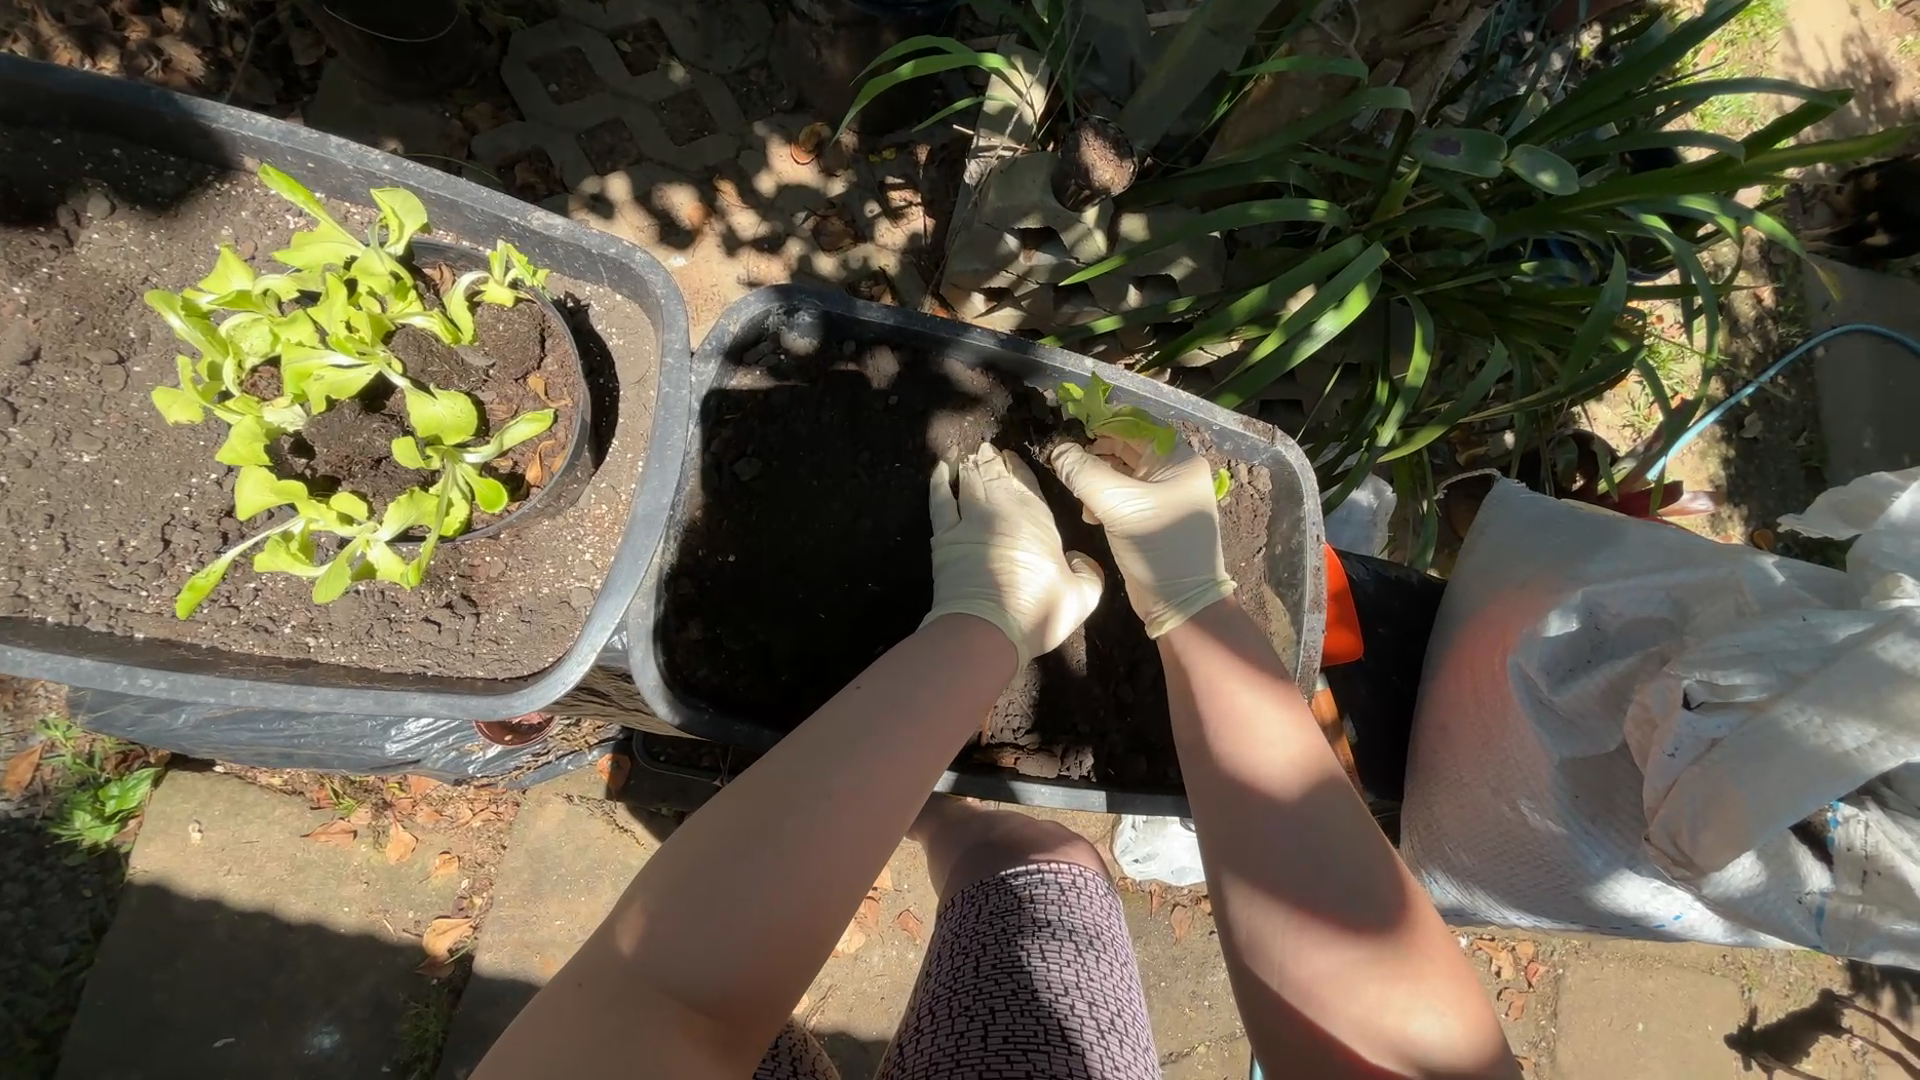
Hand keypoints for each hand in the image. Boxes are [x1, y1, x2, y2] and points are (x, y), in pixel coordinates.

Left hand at [924, 442, 1103, 668]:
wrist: (986, 629)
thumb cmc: (1038, 612)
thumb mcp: (1082, 597)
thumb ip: (1089, 573)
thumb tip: (1081, 560)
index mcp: (1038, 520)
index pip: (1027, 483)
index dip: (1018, 468)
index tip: (1012, 457)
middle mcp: (1004, 511)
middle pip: (996, 477)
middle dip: (992, 461)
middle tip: (987, 448)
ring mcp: (971, 520)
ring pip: (970, 482)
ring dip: (970, 466)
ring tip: (970, 454)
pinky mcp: (945, 537)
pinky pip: (940, 500)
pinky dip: (939, 482)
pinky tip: (940, 469)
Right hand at [1048, 435, 1234, 637]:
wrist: (1180, 602)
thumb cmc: (1158, 547)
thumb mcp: (1117, 505)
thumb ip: (1084, 474)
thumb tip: (1058, 450)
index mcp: (1177, 458)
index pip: (1136, 424)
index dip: (1102, 421)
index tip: (1069, 428)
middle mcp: (1172, 471)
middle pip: (1126, 446)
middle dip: (1095, 453)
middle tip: (1065, 461)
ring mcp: (1162, 494)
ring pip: (1120, 471)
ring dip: (1095, 478)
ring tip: (1076, 491)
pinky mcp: (1149, 516)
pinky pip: (1121, 494)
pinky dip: (1102, 498)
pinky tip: (1089, 513)